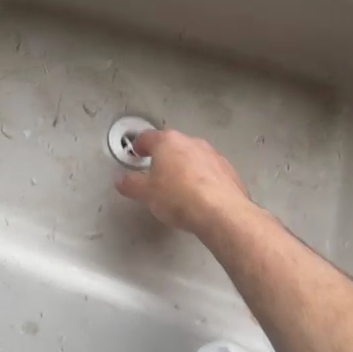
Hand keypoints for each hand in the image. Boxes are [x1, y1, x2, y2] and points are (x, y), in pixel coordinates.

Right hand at [114, 127, 251, 235]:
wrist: (222, 214)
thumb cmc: (180, 197)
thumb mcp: (145, 193)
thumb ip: (130, 184)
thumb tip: (123, 181)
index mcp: (167, 142)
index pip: (147, 137)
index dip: (138, 145)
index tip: (137, 152)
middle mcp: (191, 143)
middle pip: (172, 145)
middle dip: (164, 156)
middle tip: (156, 173)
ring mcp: (213, 156)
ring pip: (193, 157)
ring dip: (185, 167)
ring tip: (179, 188)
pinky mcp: (230, 172)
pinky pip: (210, 171)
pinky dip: (203, 179)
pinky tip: (199, 197)